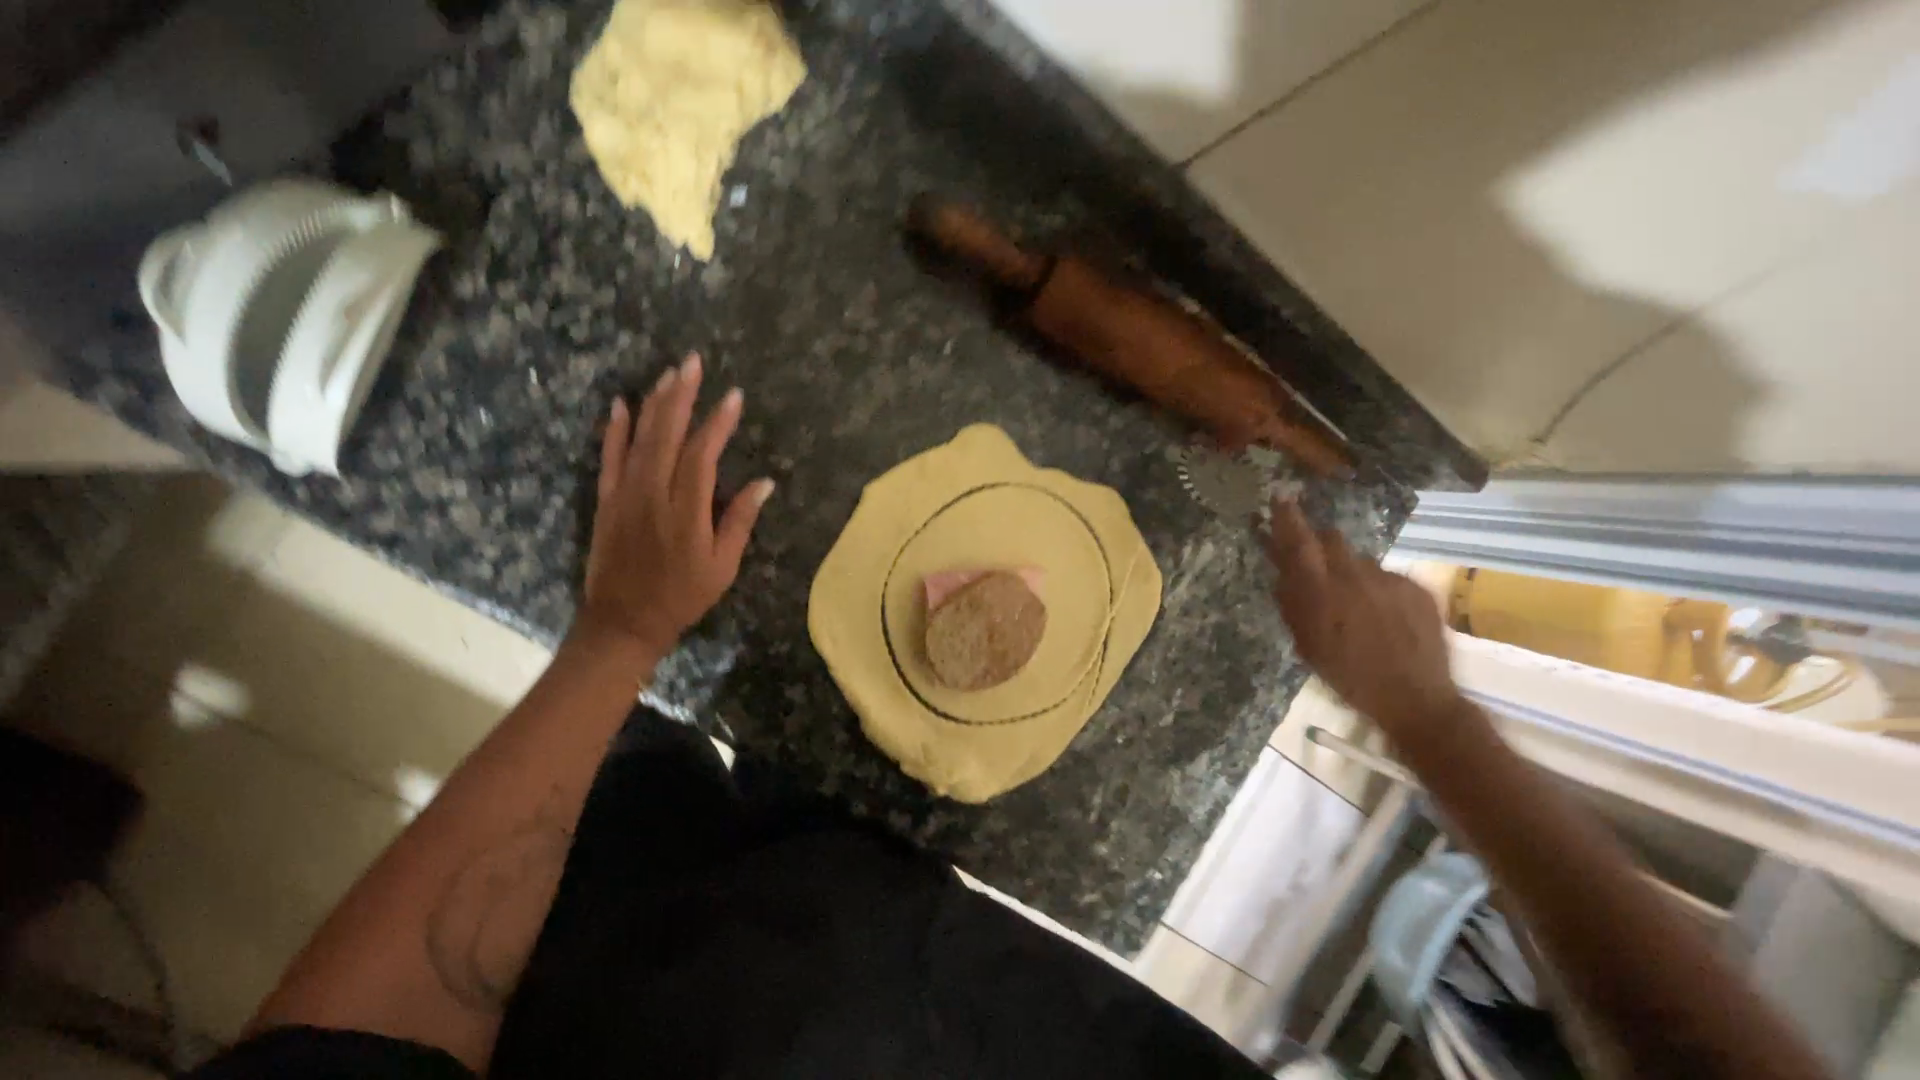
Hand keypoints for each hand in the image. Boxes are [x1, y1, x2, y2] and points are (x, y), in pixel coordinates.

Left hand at [576, 353, 773, 660]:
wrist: (623, 622)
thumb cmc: (681, 597)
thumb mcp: (722, 567)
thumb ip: (739, 521)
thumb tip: (764, 483)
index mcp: (686, 512)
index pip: (702, 455)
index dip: (718, 423)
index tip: (733, 397)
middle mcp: (652, 495)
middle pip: (667, 435)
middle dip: (682, 396)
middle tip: (693, 362)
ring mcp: (624, 495)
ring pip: (639, 439)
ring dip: (654, 403)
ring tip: (669, 374)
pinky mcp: (606, 500)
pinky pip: (609, 457)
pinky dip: (615, 430)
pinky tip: (622, 404)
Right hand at [1263, 496, 1463, 738]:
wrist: (1417, 699)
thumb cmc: (1350, 678)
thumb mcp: (1309, 646)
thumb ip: (1293, 606)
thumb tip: (1283, 575)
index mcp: (1323, 592)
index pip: (1299, 542)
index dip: (1287, 518)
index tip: (1280, 496)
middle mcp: (1355, 576)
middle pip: (1332, 539)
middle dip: (1321, 544)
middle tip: (1319, 566)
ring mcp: (1390, 580)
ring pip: (1361, 560)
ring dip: (1352, 573)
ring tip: (1358, 606)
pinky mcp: (1417, 588)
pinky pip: (1389, 578)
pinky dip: (1380, 591)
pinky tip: (1386, 618)